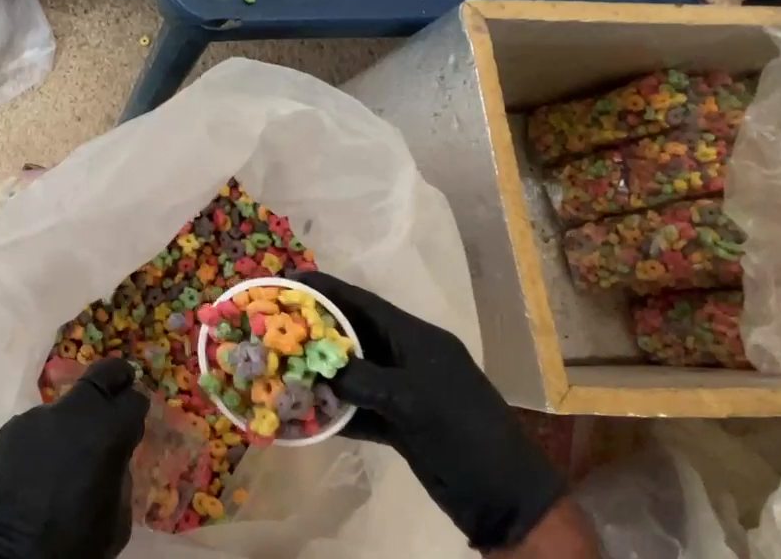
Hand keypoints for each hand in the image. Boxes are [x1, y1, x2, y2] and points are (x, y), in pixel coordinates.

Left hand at [0, 358, 148, 558]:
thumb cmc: (76, 544)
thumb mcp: (117, 517)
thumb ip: (120, 472)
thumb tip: (115, 454)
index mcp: (106, 432)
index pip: (133, 399)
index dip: (137, 406)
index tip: (137, 414)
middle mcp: (71, 413)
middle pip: (100, 376)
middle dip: (114, 379)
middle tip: (121, 385)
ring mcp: (36, 417)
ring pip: (64, 408)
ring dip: (72, 423)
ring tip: (68, 455)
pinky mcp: (9, 430)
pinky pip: (37, 427)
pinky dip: (45, 440)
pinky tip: (40, 468)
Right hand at [296, 271, 565, 552]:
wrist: (506, 498)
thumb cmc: (465, 435)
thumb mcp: (412, 401)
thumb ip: (362, 379)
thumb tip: (316, 368)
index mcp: (416, 338)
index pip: (361, 302)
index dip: (323, 289)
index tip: (285, 282)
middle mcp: (407, 356)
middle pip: (353, 333)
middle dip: (315, 329)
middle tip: (274, 326)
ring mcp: (405, 390)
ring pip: (353, 371)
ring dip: (321, 371)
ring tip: (281, 366)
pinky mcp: (401, 422)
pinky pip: (359, 405)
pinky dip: (334, 408)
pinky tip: (305, 410)